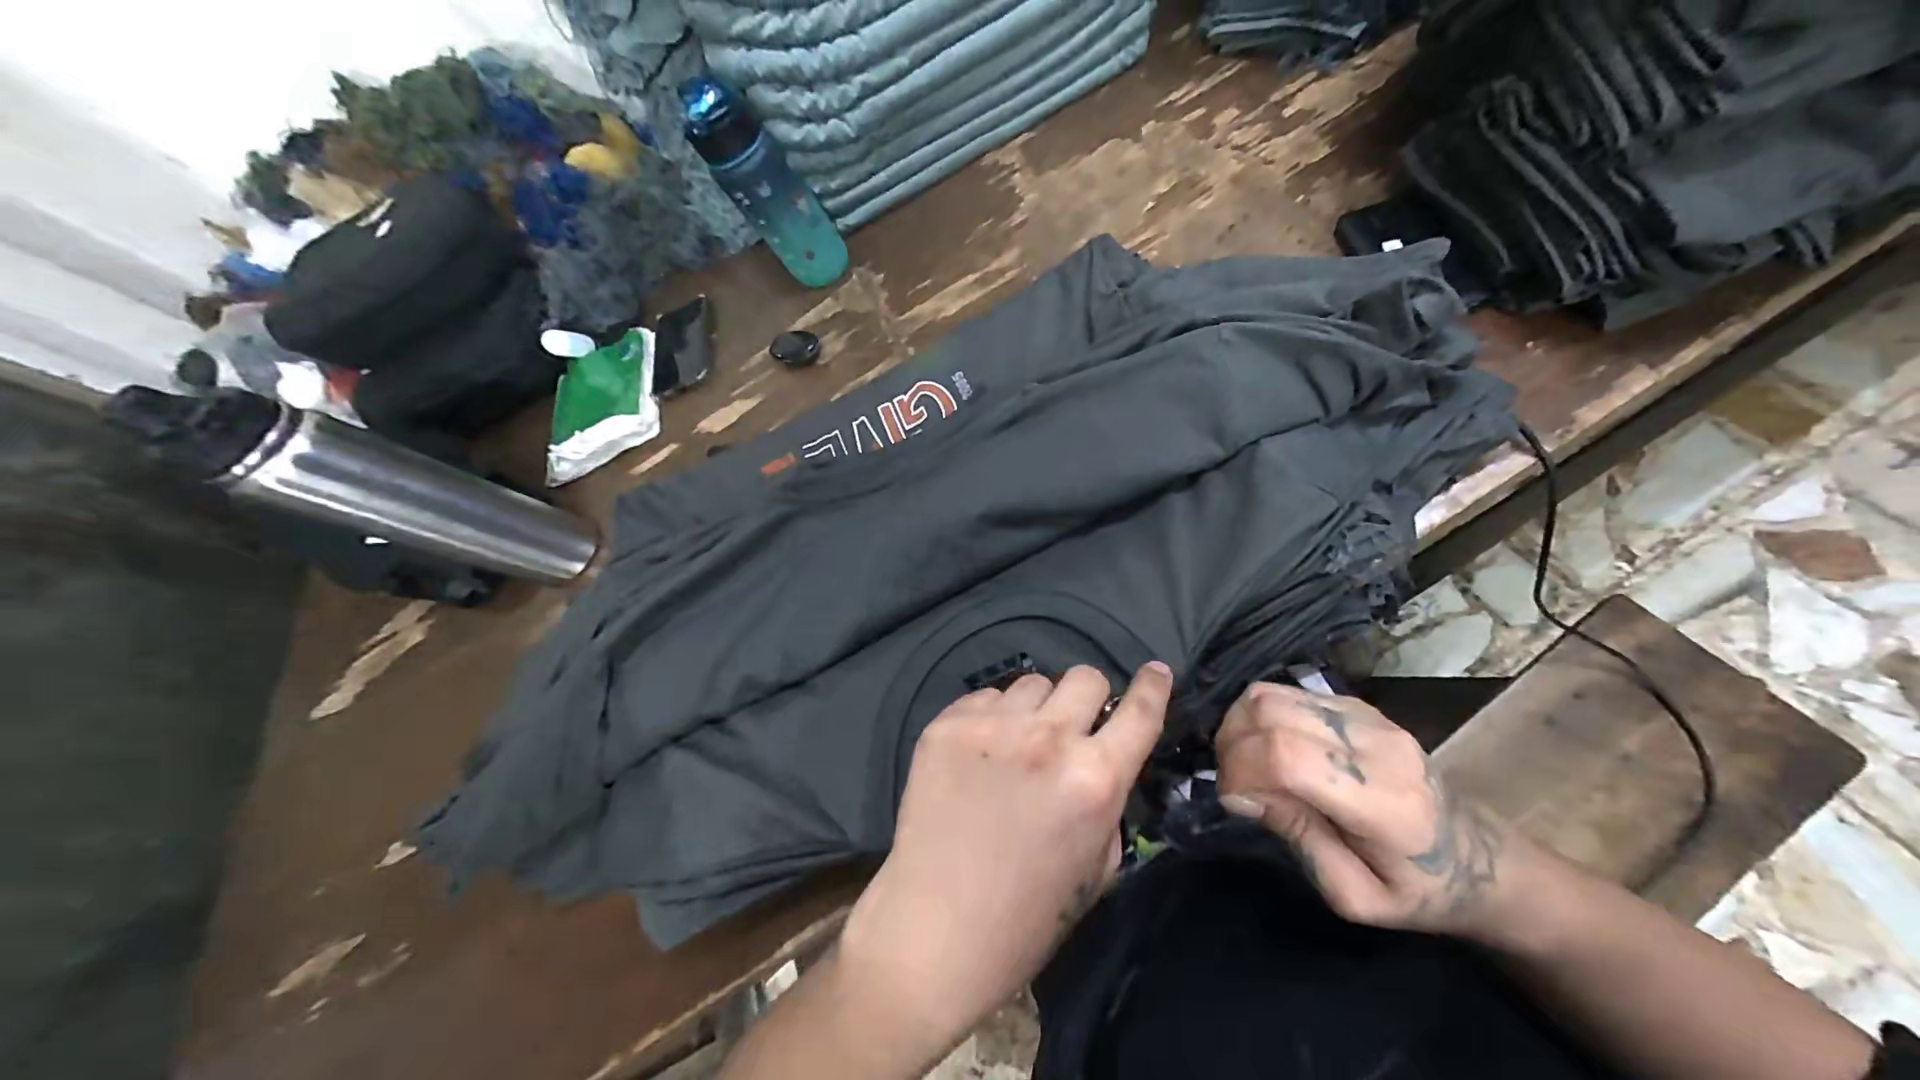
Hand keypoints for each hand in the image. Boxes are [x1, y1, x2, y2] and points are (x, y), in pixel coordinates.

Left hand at [838, 663, 1170, 1042]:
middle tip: (1072, 729)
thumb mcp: (1099, 866)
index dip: (1153, 686)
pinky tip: (980, 756)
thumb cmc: (1029, 915)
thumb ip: (1109, 800)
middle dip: (1089, 699)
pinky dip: (992, 718)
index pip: (1141, 711)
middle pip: (1085, 677)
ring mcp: (993, 726)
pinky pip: (985, 698)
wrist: (938, 928)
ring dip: (1037, 709)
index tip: (1155, 671)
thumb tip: (1103, 760)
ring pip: (1033, 684)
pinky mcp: (946, 726)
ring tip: (1018, 747)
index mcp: (1097, 778)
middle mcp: (1049, 739)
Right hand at [1214, 682, 1517, 936]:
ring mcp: (1366, 716)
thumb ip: (1300, 839)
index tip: (1234, 802)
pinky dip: (1258, 716)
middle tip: (1232, 782)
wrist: (1481, 859)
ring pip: (1269, 694)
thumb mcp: (1356, 898)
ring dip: (1238, 726)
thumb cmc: (1419, 891)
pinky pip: (1284, 693)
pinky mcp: (1356, 704)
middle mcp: (1376, 744)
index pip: (1287, 756)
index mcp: (1384, 803)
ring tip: (1244, 763)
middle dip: (1231, 745)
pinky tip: (1265, 748)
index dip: (1241, 772)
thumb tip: (1244, 793)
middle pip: (1269, 712)